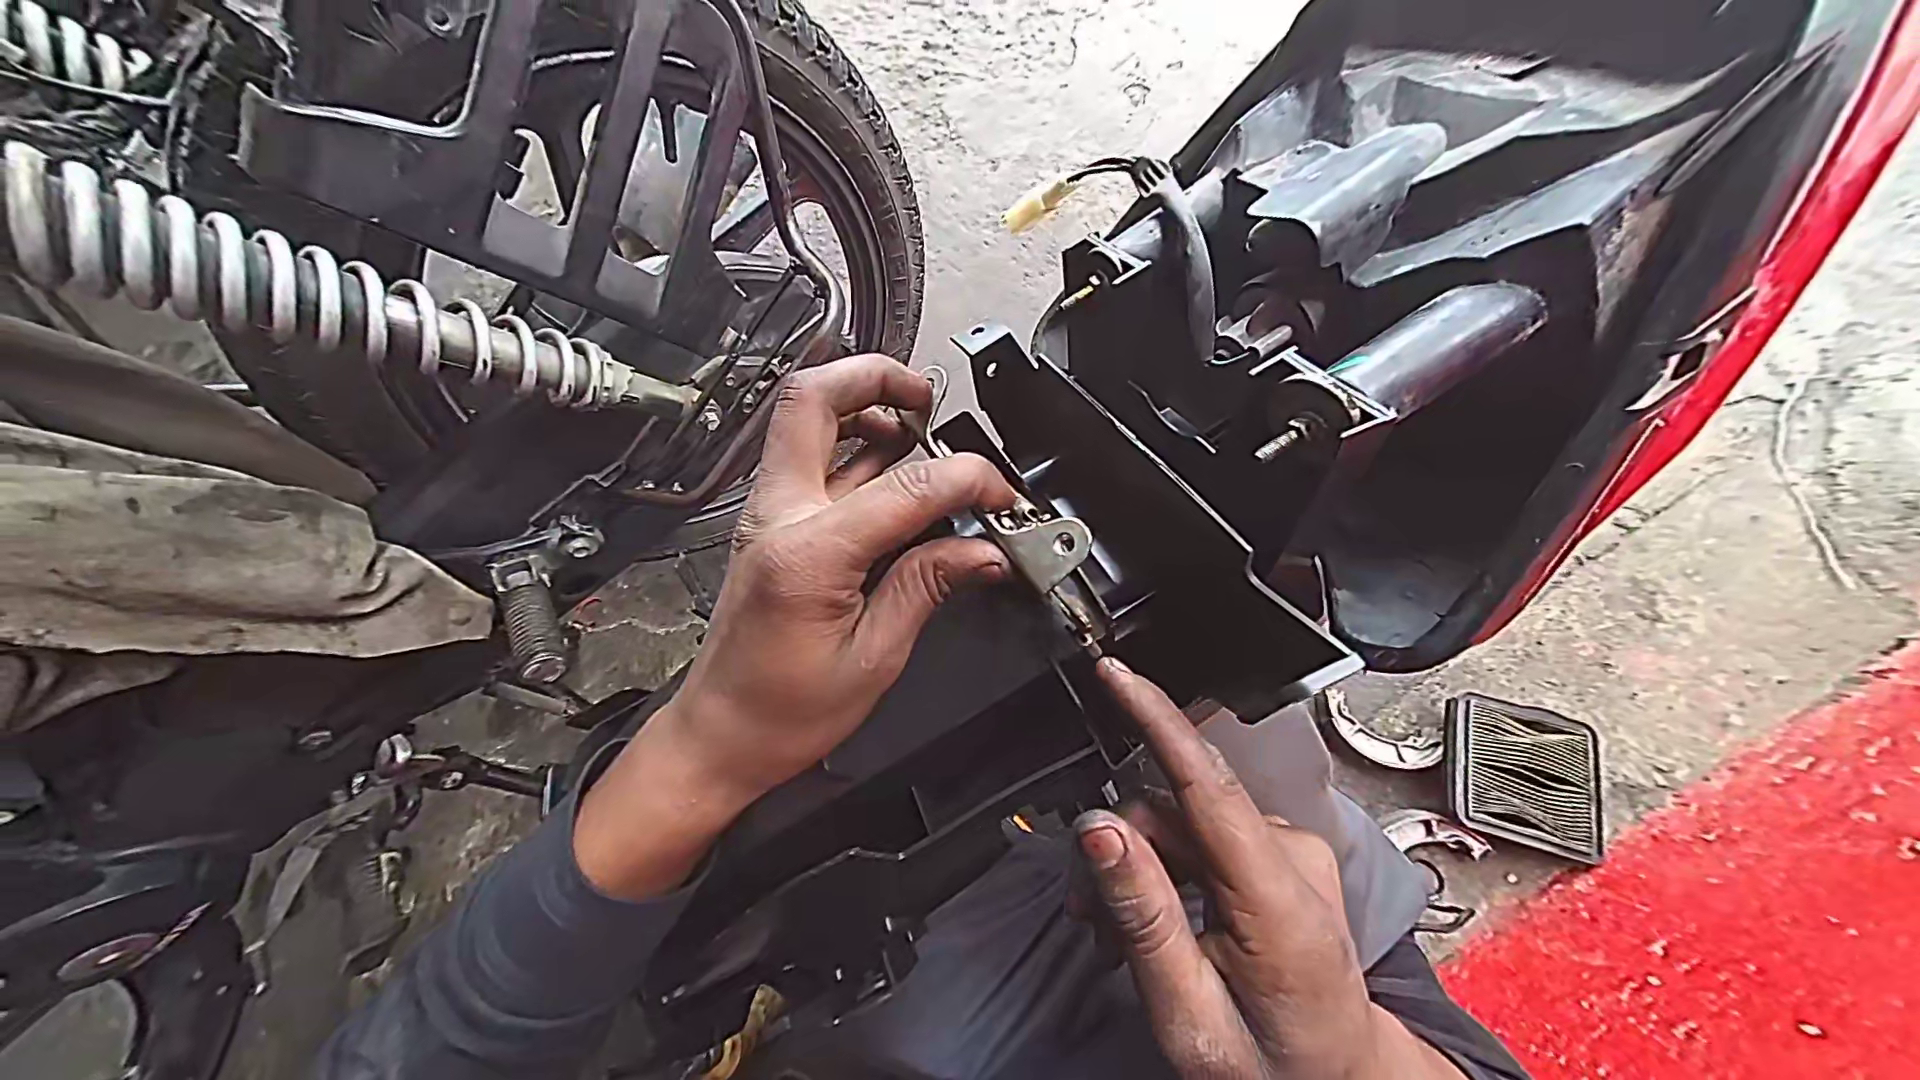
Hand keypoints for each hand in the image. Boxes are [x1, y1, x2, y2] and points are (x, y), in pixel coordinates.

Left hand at [575, 354, 1017, 898]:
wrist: (722, 733)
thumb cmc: (782, 711)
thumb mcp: (874, 657)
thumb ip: (927, 587)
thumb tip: (981, 552)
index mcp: (806, 555)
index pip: (905, 486)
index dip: (967, 481)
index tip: (999, 497)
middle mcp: (777, 518)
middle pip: (813, 398)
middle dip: (877, 377)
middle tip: (930, 398)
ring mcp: (769, 516)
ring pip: (808, 419)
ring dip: (867, 408)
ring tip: (920, 434)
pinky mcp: (773, 525)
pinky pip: (814, 459)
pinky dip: (857, 447)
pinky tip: (893, 474)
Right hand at [1078, 659, 1464, 1079]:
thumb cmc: (1274, 1063)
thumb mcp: (1189, 1012)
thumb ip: (1142, 914)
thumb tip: (1098, 829)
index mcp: (1280, 903)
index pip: (1207, 782)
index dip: (1154, 717)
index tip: (1114, 674)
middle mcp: (1292, 856)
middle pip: (1170, 807)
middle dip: (1118, 848)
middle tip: (1091, 911)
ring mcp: (1287, 846)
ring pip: (1175, 817)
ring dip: (1137, 862)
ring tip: (1121, 927)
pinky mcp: (1274, 845)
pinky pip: (1196, 828)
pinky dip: (1162, 861)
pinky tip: (1155, 905)